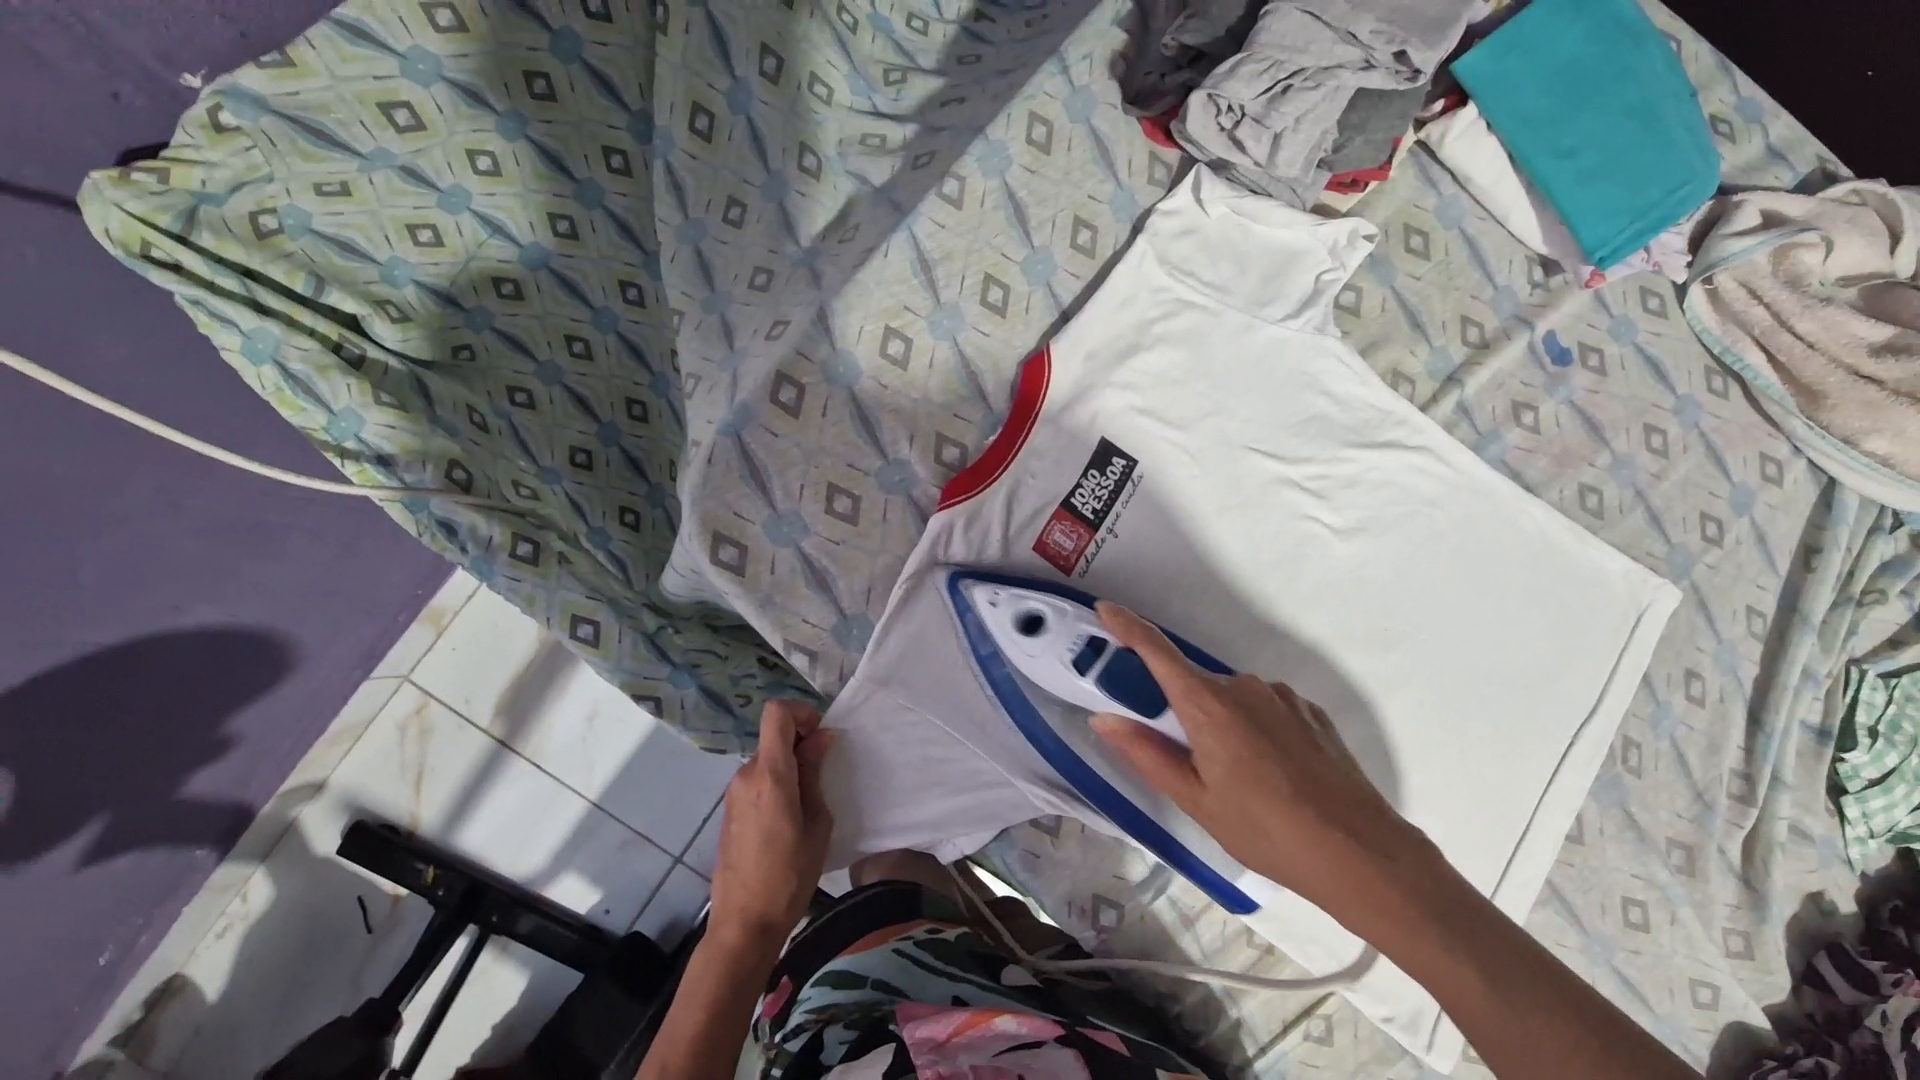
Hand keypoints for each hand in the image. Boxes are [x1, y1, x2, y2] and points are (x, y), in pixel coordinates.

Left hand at [706, 700, 835, 948]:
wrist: (744, 922)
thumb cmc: (790, 875)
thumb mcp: (817, 823)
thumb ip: (814, 775)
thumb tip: (821, 738)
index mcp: (769, 774)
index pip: (776, 714)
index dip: (802, 713)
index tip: (822, 736)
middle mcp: (746, 775)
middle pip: (774, 738)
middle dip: (801, 746)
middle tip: (824, 775)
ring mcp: (733, 793)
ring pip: (766, 761)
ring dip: (789, 768)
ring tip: (809, 804)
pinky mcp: (730, 811)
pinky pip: (757, 782)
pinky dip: (776, 785)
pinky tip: (789, 820)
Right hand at [1088, 602, 1436, 920]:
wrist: (1358, 850)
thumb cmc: (1264, 830)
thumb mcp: (1195, 800)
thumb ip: (1147, 754)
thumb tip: (1105, 719)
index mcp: (1208, 705)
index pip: (1157, 652)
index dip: (1127, 627)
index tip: (1105, 609)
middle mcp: (1244, 687)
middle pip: (1195, 685)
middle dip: (1182, 713)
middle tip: (1192, 765)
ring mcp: (1283, 697)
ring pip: (1232, 700)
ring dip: (1222, 725)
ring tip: (1241, 782)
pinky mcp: (1311, 712)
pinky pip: (1266, 710)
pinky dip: (1255, 730)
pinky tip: (1273, 774)